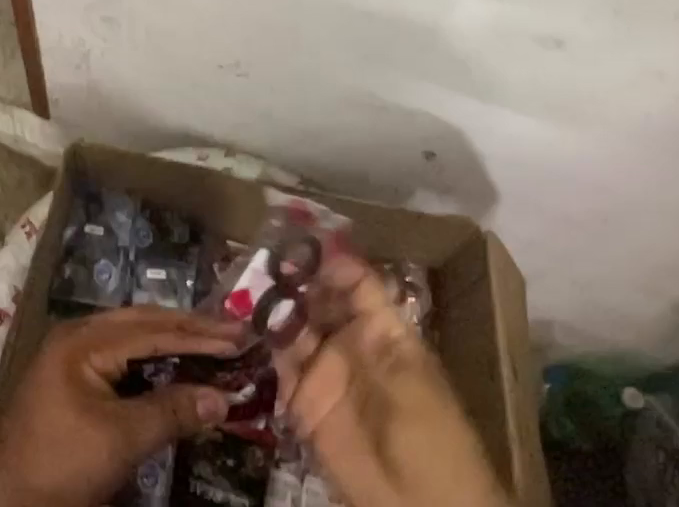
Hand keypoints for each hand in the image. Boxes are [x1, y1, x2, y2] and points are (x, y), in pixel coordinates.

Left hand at [0, 307, 244, 506]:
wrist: (3, 502)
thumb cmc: (59, 467)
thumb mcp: (120, 441)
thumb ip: (172, 412)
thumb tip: (223, 398)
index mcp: (82, 340)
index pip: (153, 330)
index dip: (200, 335)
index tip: (240, 337)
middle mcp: (75, 335)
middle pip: (142, 321)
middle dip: (188, 327)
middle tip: (233, 332)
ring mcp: (68, 354)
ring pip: (130, 335)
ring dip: (170, 338)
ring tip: (211, 341)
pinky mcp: (69, 377)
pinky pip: (118, 354)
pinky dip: (150, 357)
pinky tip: (172, 363)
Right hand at [273, 252, 512, 506]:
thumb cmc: (430, 436)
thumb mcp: (407, 375)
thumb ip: (365, 326)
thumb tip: (339, 272)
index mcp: (383, 331)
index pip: (356, 284)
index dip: (331, 262)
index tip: (301, 243)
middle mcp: (351, 343)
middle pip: (319, 299)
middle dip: (295, 277)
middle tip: (264, 254)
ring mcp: (325, 372)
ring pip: (295, 325)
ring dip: (275, 304)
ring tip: (249, 280)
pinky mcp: (303, 401)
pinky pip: (281, 361)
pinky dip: (265, 339)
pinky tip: (248, 318)